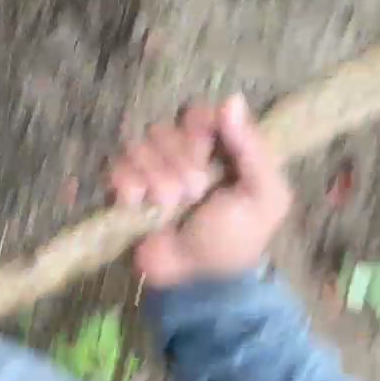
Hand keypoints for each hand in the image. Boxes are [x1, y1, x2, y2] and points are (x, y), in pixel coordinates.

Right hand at [109, 96, 291, 286]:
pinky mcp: (124, 187)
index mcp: (216, 149)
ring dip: (156, 180)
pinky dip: (129, 188)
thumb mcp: (263, 198)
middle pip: (163, 129)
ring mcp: (149, 169)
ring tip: (170, 208)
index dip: (196, 129)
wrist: (198, 281)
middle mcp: (180, 152)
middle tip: (194, 194)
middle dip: (179, 165)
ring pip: (137, 147)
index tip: (206, 152)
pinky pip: (116, 168)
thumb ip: (253, 149)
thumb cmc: (236, 238)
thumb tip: (231, 99)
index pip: (195, 112)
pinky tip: (140, 206)